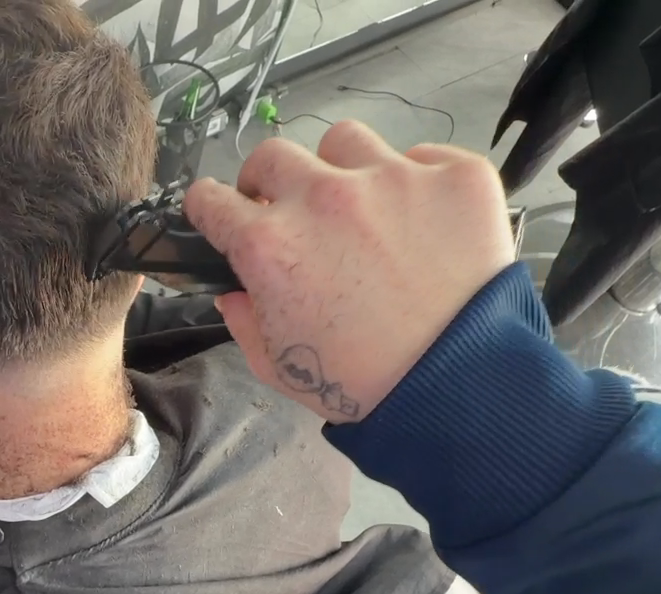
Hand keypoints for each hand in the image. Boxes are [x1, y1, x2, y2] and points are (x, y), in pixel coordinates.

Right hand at [183, 122, 513, 422]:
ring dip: (337, 170)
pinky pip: (419, 158)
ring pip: (343, 142)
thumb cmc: (354, 384)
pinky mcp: (453, 175)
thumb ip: (243, 320)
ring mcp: (391, 177)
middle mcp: (322, 197)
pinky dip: (409, 185)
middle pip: (271, 156)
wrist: (453, 382)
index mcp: (268, 247)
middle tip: (283, 209)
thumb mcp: (275, 365)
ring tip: (357, 207)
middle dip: (266, 181)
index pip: (211, 201)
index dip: (207, 208)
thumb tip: (235, 292)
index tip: (215, 212)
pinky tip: (419, 224)